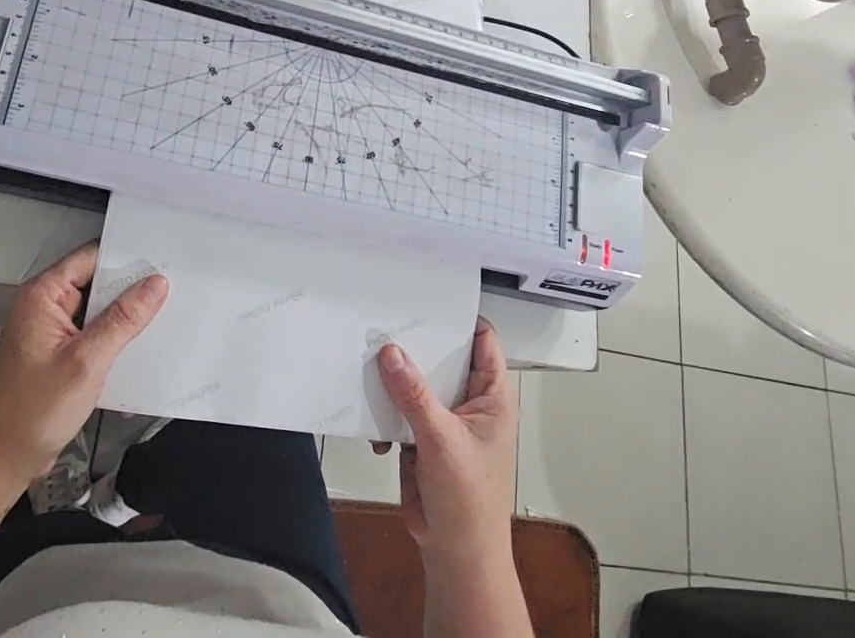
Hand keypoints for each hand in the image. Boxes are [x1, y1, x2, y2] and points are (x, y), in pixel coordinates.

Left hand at [0, 242, 169, 484]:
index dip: (125, 258)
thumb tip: (154, 285)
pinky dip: (113, 338)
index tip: (160, 265)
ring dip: (123, 316)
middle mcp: (44, 307)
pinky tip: (136, 348)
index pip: (91, 257)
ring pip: (97, 308)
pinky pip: (92, 332)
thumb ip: (123, 319)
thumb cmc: (30, 413)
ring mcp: (51, 330)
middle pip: (96, 281)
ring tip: (159, 319)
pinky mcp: (58, 352)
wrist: (3, 459)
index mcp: (42, 296)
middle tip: (168, 293)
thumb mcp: (86, 361)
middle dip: (130, 289)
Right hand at [374, 319, 517, 560]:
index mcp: (491, 396)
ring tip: (363, 363)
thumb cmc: (468, 500)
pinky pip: (398, 410)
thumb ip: (414, 395)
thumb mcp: (442, 441)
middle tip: (380, 322)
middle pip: (441, 358)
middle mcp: (468, 401)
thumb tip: (389, 351)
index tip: (426, 300)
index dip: (459, 318)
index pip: (482, 341)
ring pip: (415, 383)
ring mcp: (443, 419)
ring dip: (392, 381)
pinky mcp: (420, 437)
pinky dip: (384, 413)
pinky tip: (371, 423)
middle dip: (413, 346)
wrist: (454, 554)